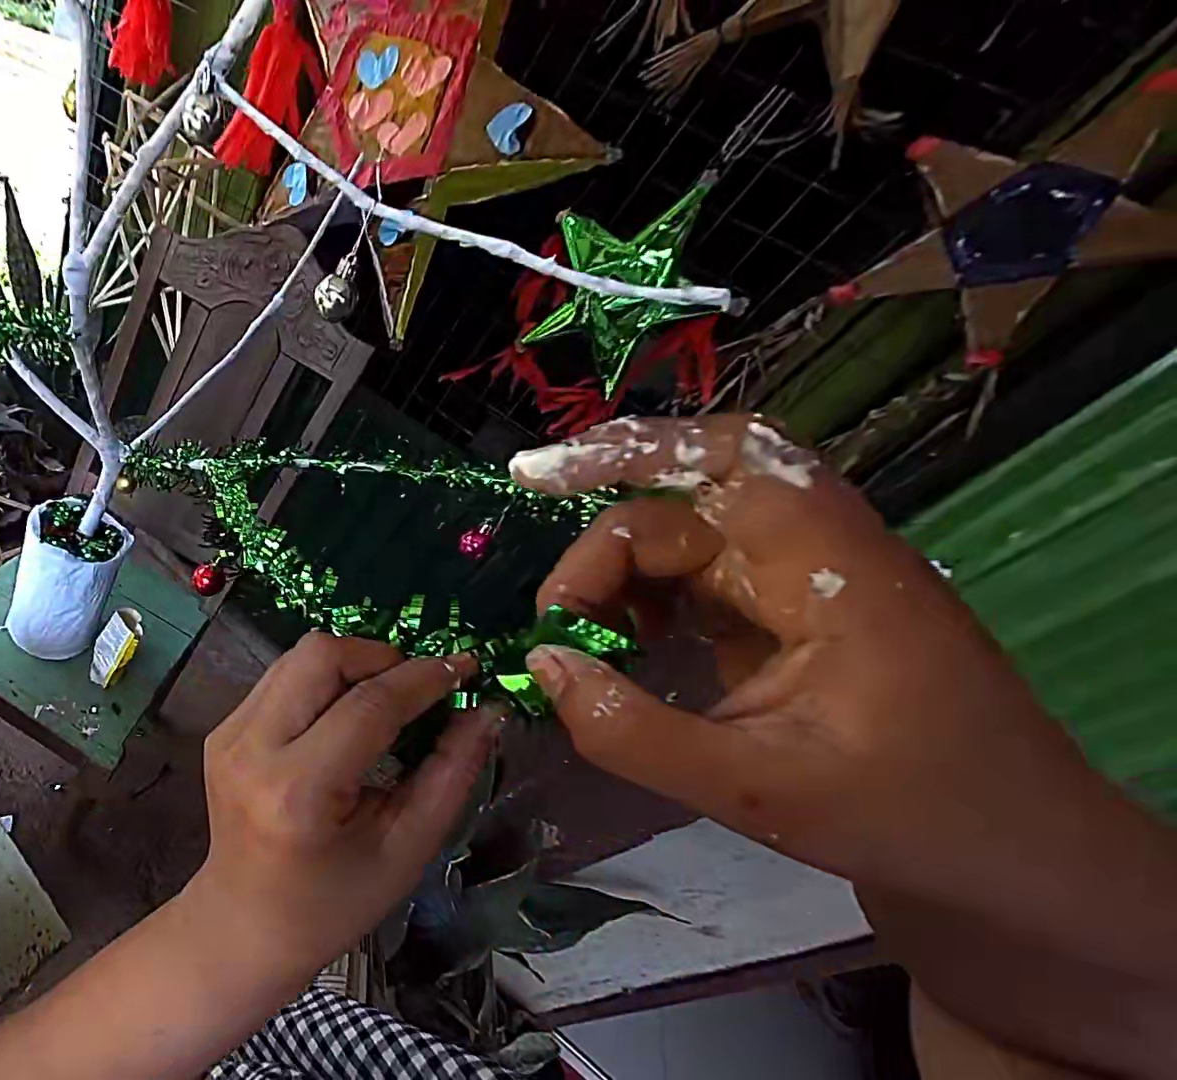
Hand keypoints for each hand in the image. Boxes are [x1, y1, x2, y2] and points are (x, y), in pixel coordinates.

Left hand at [186, 633, 500, 988]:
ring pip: (298, 656)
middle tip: (417, 686)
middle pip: (320, 655)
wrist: (245, 922)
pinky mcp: (223, 727)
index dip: (422, 678)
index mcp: (296, 790)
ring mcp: (229, 732)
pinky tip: (343, 715)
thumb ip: (449, 774)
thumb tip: (484, 711)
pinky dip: (322, 681)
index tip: (462, 666)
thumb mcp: (404, 850)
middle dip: (380, 656)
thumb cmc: (332, 903)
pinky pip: (281, 677)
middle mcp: (251, 747)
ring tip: (385, 698)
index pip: (367, 705)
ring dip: (351, 664)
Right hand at [510, 415, 1176, 1074]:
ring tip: (586, 641)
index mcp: (831, 571)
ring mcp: (788, 578)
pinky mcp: (771, 605)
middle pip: (673, 509)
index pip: (727, 460)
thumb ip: (634, 732)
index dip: (627, 449)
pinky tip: (626, 641)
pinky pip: (679, 575)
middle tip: (557, 623)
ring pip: (668, 540)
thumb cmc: (910, 818)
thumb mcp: (758, 791)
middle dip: (598, 558)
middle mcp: (808, 553)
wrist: (1015, 861)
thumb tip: (541, 662)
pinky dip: (633, 598)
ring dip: (610, 580)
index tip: (534, 479)